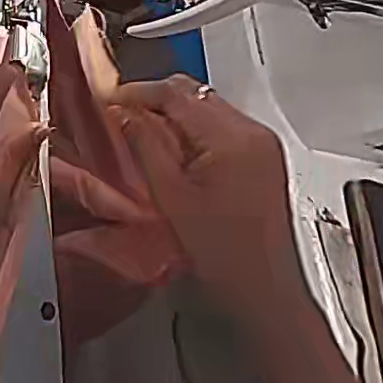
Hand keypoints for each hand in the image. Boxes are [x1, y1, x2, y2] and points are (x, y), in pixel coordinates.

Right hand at [111, 76, 304, 321]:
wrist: (268, 291)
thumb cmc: (225, 255)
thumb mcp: (170, 197)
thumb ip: (144, 145)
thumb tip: (124, 113)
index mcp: (229, 139)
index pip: (176, 93)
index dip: (139, 92)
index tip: (114, 98)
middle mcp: (251, 132)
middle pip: (194, 93)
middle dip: (157, 98)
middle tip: (125, 113)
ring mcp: (262, 142)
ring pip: (208, 104)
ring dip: (177, 112)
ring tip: (148, 133)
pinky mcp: (265, 154)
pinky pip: (223, 123)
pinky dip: (197, 127)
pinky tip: (179, 149)